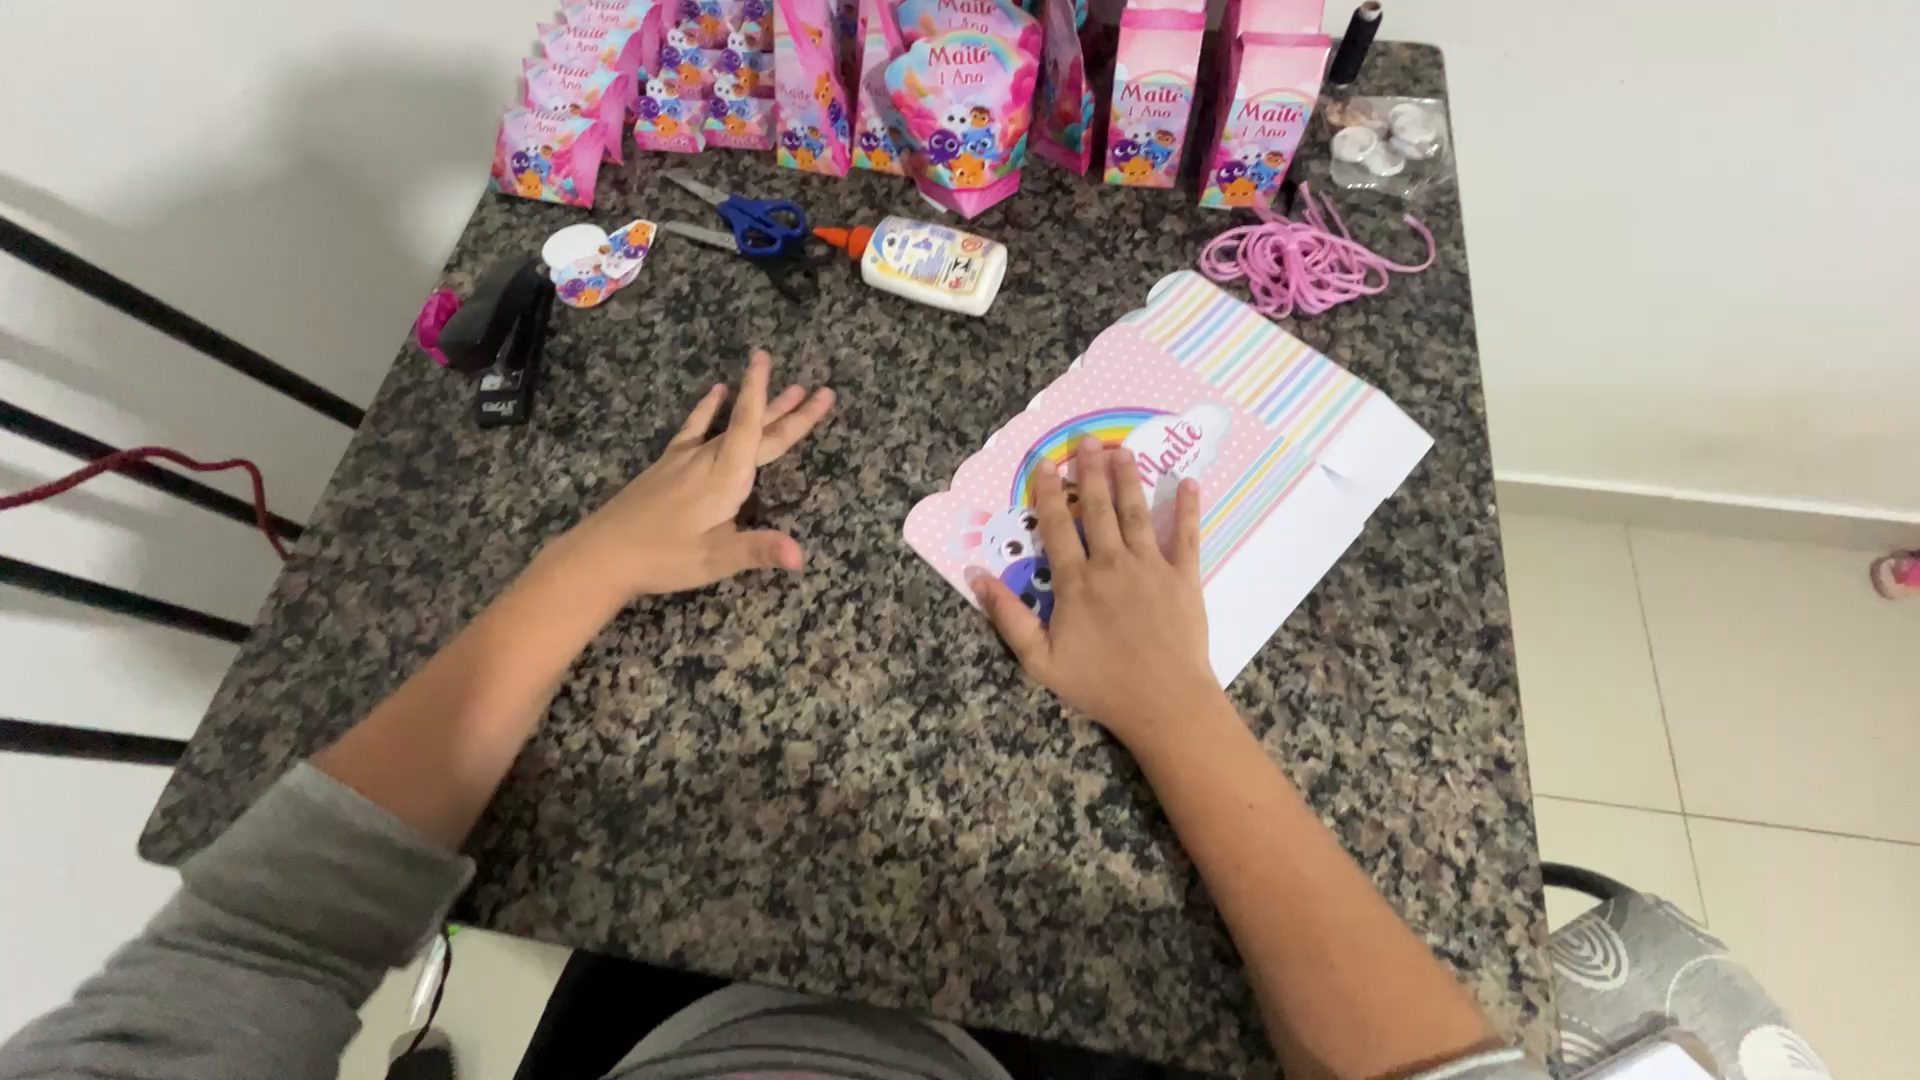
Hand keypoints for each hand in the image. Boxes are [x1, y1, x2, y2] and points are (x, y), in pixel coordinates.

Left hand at [562, 348, 833, 596]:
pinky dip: (708, 408)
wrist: (601, 554)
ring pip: (732, 425)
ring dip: (761, 406)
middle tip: (821, 390)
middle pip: (756, 427)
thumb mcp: (714, 559)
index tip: (791, 372)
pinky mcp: (670, 464)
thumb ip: (757, 550)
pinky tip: (716, 391)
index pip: (755, 429)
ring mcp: (686, 458)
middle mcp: (709, 458)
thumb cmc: (663, 557)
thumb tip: (800, 554)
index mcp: (725, 477)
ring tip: (788, 388)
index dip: (773, 400)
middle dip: (790, 409)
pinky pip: (695, 427)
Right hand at [972, 437, 1231, 751]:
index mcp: (1075, 581)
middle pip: (1097, 509)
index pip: (1056, 527)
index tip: (1045, 464)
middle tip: (1087, 440)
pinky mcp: (1184, 577)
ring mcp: (1150, 566)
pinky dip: (1187, 508)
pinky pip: (1186, 535)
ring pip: (1136, 513)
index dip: (1048, 494)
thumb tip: (976, 576)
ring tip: (1121, 450)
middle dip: (1090, 472)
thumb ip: (1007, 615)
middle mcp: (1111, 563)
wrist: (1163, 702)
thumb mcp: (1039, 659)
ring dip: (1128, 479)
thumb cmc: (1099, 684)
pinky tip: (1188, 482)